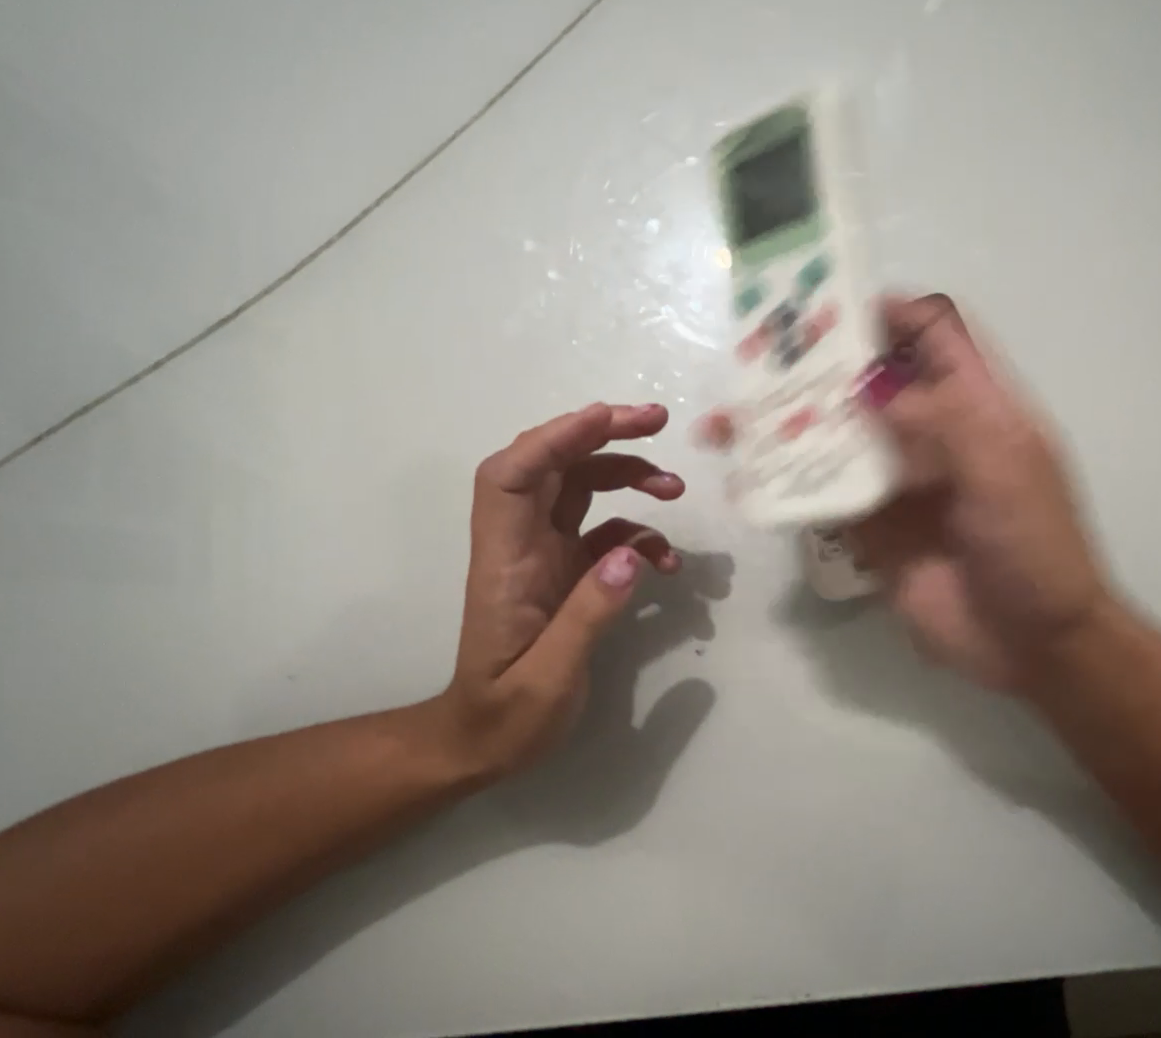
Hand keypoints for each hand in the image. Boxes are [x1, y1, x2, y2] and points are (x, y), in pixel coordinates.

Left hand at [440, 402, 684, 776]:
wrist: (484, 742)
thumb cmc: (505, 715)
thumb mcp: (548, 678)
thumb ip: (588, 614)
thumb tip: (631, 554)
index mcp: (505, 561)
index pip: (512, 476)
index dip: (554, 438)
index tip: (606, 418)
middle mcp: (521, 544)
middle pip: (552, 466)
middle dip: (601, 434)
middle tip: (657, 420)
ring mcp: (545, 554)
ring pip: (581, 488)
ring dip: (627, 475)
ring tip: (676, 488)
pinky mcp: (568, 571)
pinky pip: (605, 531)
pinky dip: (638, 532)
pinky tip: (668, 561)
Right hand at [701, 295, 1113, 692]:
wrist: (1030, 642)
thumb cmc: (1033, 544)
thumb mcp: (1002, 466)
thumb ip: (941, 416)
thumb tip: (865, 384)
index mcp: (977, 403)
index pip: (934, 333)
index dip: (888, 312)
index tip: (830, 309)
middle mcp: (930, 430)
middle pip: (870, 378)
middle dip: (819, 364)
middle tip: (757, 356)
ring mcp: (896, 479)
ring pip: (835, 433)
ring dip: (786, 422)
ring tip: (729, 416)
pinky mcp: (869, 525)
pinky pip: (821, 493)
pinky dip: (784, 481)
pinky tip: (743, 475)